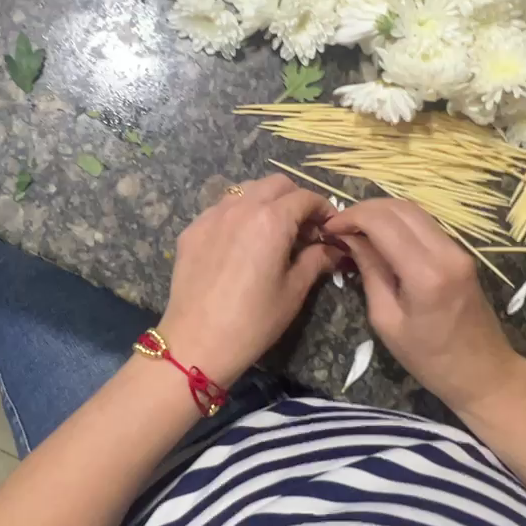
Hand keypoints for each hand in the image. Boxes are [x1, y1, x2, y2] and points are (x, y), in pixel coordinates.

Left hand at [157, 175, 340, 386]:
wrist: (197, 342)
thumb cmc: (253, 321)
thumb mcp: (293, 292)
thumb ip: (316, 261)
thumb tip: (332, 249)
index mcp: (272, 220)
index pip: (306, 198)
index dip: (324, 209)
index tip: (329, 228)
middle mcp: (241, 207)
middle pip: (276, 184)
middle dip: (295, 199)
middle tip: (303, 228)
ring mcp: (212, 215)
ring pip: (246, 190)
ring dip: (265, 201)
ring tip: (271, 231)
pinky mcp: (192, 229)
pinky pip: (221, 208)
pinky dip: (238, 214)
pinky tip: (240, 243)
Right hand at [323, 199, 523, 412]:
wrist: (484, 373)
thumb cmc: (430, 359)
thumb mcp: (387, 320)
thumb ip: (370, 272)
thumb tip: (350, 238)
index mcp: (425, 273)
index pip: (382, 223)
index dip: (352, 217)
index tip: (329, 227)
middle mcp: (446, 251)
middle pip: (399, 208)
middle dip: (365, 209)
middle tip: (340, 225)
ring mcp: (458, 249)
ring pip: (414, 211)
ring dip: (382, 212)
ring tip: (356, 228)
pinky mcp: (461, 253)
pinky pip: (425, 224)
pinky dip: (398, 222)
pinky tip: (380, 235)